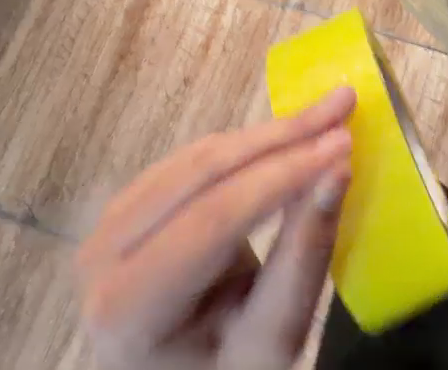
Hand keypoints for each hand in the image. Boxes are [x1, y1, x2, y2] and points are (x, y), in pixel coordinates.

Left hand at [78, 88, 355, 369]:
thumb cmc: (226, 369)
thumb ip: (303, 258)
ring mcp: (108, 223)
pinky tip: (290, 134)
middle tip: (344, 104)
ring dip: (271, 132)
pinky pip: (194, 158)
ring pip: (200, 154)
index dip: (283, 173)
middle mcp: (102, 254)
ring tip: (328, 114)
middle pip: (203, 173)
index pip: (214, 218)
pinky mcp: (128, 203)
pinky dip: (249, 143)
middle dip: (284, 136)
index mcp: (127, 306)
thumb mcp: (272, 339)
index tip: (345, 141)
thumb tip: (339, 169)